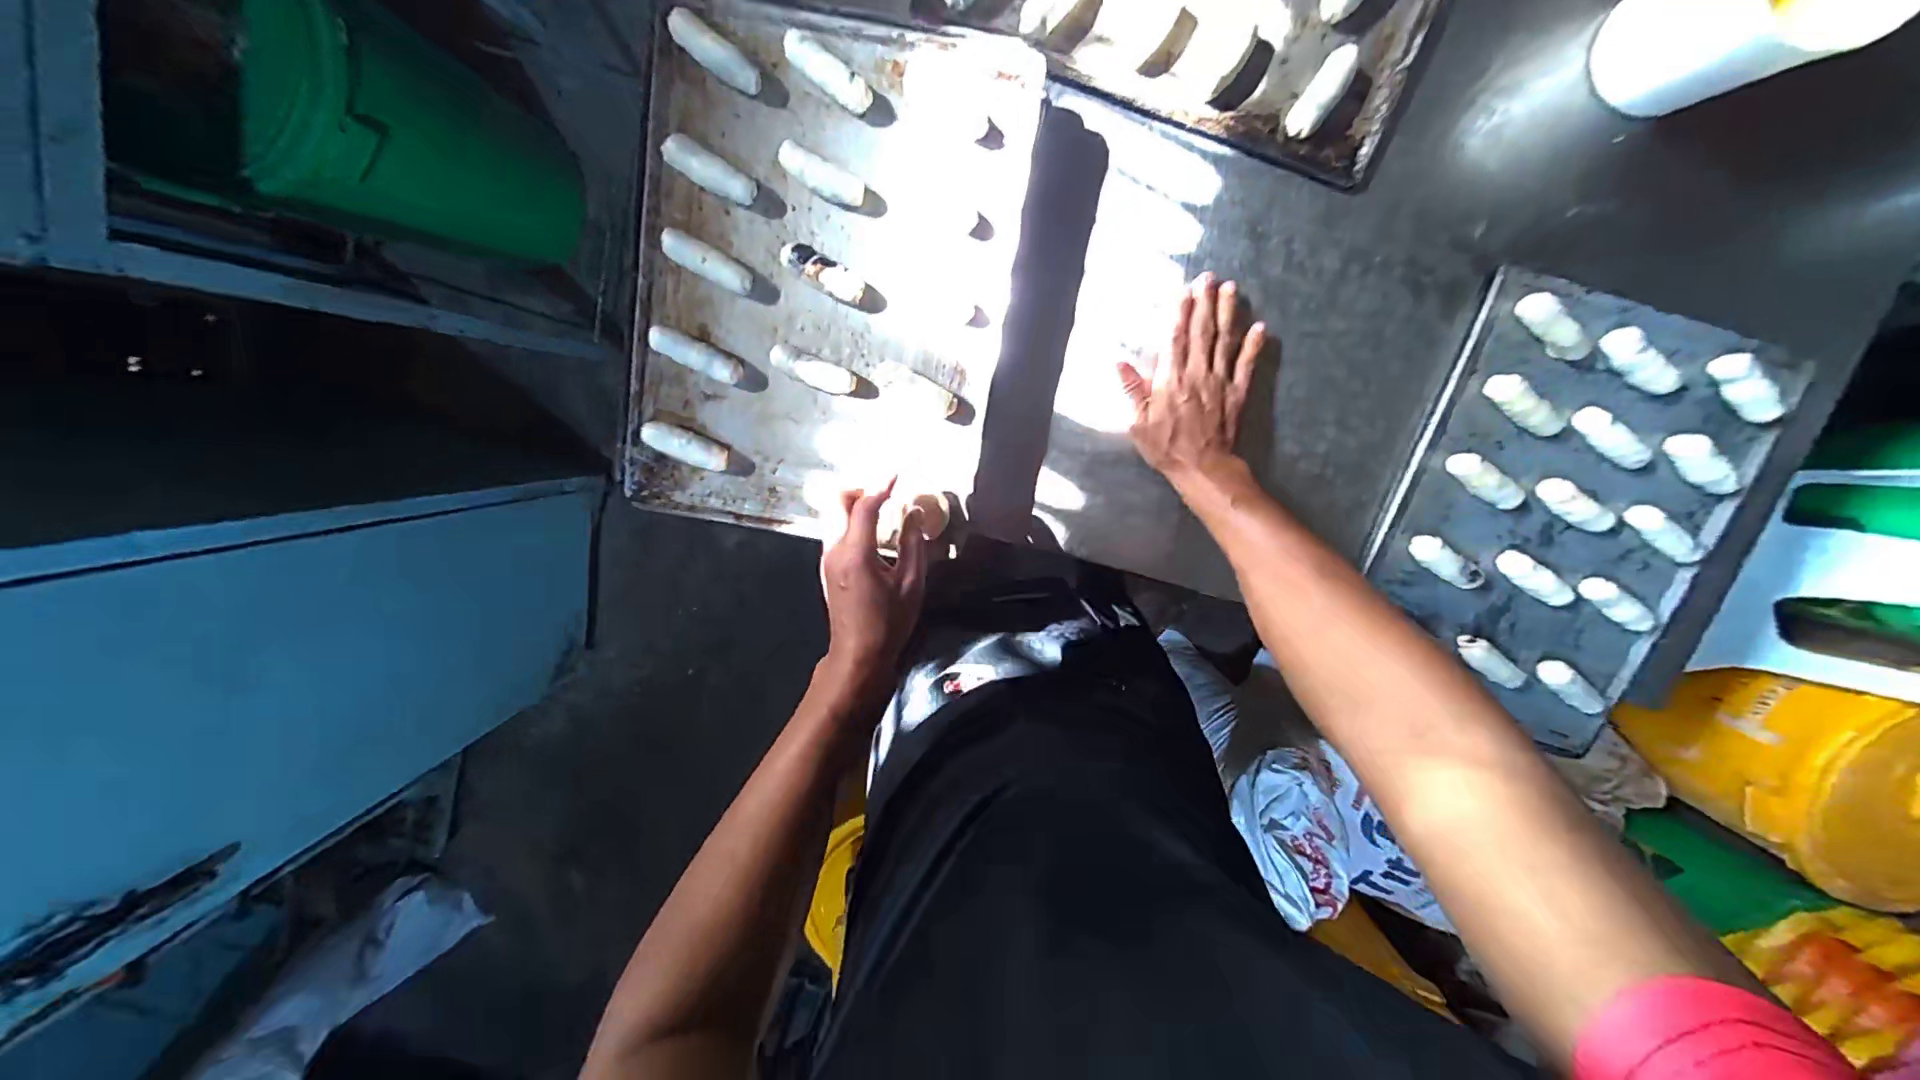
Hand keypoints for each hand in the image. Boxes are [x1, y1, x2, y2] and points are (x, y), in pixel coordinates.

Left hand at [818, 478, 927, 695]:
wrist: (858, 653)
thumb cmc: (889, 622)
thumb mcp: (911, 584)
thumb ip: (913, 544)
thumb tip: (914, 512)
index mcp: (856, 553)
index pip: (865, 506)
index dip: (882, 485)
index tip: (898, 473)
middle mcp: (835, 550)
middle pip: (838, 501)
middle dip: (861, 488)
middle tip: (886, 491)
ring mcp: (826, 558)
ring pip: (833, 514)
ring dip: (854, 503)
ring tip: (880, 507)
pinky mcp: (827, 566)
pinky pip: (834, 529)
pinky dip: (850, 520)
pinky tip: (870, 530)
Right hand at [1117, 273, 1269, 490]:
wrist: (1202, 467)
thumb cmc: (1165, 447)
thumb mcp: (1138, 423)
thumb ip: (1132, 391)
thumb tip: (1120, 363)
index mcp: (1171, 380)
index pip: (1175, 338)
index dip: (1180, 312)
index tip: (1184, 290)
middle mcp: (1197, 373)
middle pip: (1202, 332)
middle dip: (1205, 302)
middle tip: (1209, 277)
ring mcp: (1220, 381)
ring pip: (1225, 341)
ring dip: (1228, 313)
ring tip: (1231, 289)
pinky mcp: (1238, 393)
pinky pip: (1247, 364)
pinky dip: (1254, 345)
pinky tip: (1261, 326)